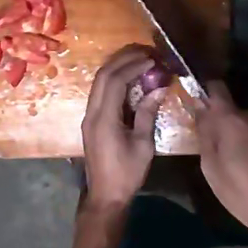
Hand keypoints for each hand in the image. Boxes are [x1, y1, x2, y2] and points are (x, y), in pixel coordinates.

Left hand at [80, 45, 165, 212]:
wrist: (105, 195)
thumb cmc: (127, 173)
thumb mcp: (143, 145)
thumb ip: (147, 113)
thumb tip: (158, 89)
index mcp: (104, 119)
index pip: (115, 81)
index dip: (133, 66)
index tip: (152, 59)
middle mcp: (92, 113)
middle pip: (103, 76)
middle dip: (123, 60)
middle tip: (146, 53)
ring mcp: (89, 117)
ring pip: (99, 83)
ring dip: (118, 68)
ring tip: (139, 61)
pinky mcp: (92, 122)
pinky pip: (100, 93)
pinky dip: (115, 81)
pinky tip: (131, 80)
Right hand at [191, 81, 247, 241]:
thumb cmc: (240, 191)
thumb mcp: (211, 166)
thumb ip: (205, 132)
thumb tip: (200, 109)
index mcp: (232, 118)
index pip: (216, 87)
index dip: (205, 93)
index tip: (198, 106)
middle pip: (233, 109)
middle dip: (223, 122)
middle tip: (214, 144)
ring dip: (240, 134)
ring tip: (234, 159)